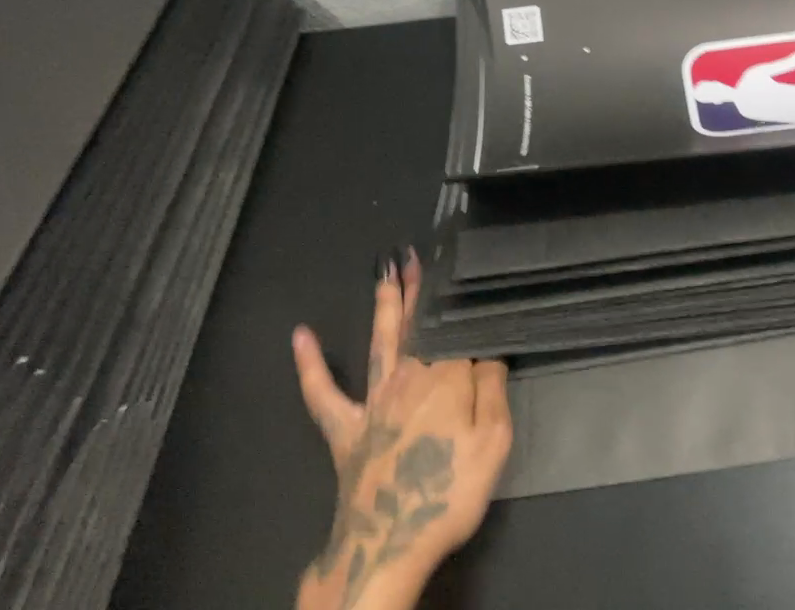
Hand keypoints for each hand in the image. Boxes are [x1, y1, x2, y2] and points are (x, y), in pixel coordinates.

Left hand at [292, 249, 512, 609]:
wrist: (391, 541)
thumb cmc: (451, 489)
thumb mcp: (494, 439)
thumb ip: (491, 387)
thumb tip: (488, 348)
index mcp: (447, 376)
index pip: (459, 331)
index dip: (464, 306)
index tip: (465, 273)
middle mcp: (408, 377)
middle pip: (418, 325)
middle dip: (418, 289)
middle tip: (414, 254)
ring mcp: (373, 401)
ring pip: (381, 342)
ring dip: (384, 306)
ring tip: (385, 271)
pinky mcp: (345, 428)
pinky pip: (322, 393)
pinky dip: (310, 365)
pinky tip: (300, 335)